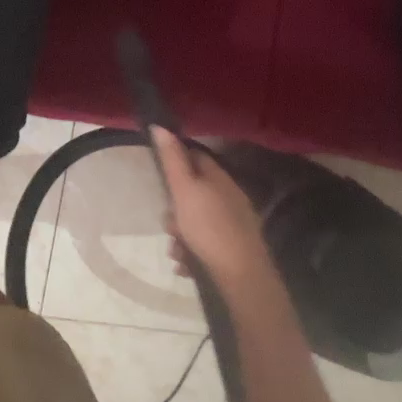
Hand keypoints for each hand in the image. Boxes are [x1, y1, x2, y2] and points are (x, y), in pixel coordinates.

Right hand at [153, 126, 267, 285]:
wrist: (241, 276)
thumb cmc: (208, 227)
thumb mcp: (183, 190)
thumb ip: (172, 160)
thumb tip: (160, 125)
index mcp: (219, 178)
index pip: (195, 156)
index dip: (176, 162)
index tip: (160, 175)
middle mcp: (229, 196)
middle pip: (192, 193)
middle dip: (174, 211)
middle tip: (169, 225)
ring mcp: (233, 223)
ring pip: (195, 222)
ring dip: (180, 236)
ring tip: (176, 252)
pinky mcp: (233, 248)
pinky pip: (205, 243)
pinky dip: (192, 252)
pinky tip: (186, 264)